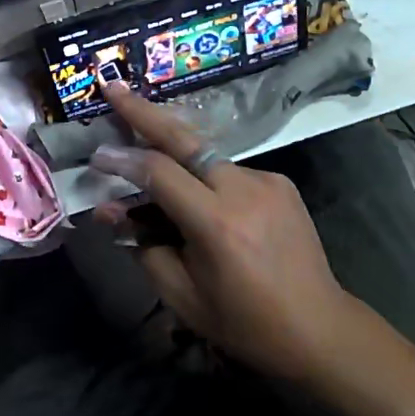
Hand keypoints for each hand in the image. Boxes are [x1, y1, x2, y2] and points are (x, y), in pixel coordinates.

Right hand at [90, 81, 363, 381]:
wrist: (318, 327)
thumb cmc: (243, 322)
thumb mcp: (182, 295)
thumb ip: (143, 245)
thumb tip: (110, 209)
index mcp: (217, 223)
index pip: (159, 173)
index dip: (123, 160)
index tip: (97, 155)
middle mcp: (244, 189)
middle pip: (185, 138)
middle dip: (144, 112)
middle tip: (114, 88)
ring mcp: (268, 180)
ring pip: (207, 156)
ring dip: (175, 155)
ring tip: (149, 158)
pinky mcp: (281, 181)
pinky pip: (230, 170)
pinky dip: (207, 178)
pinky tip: (202, 202)